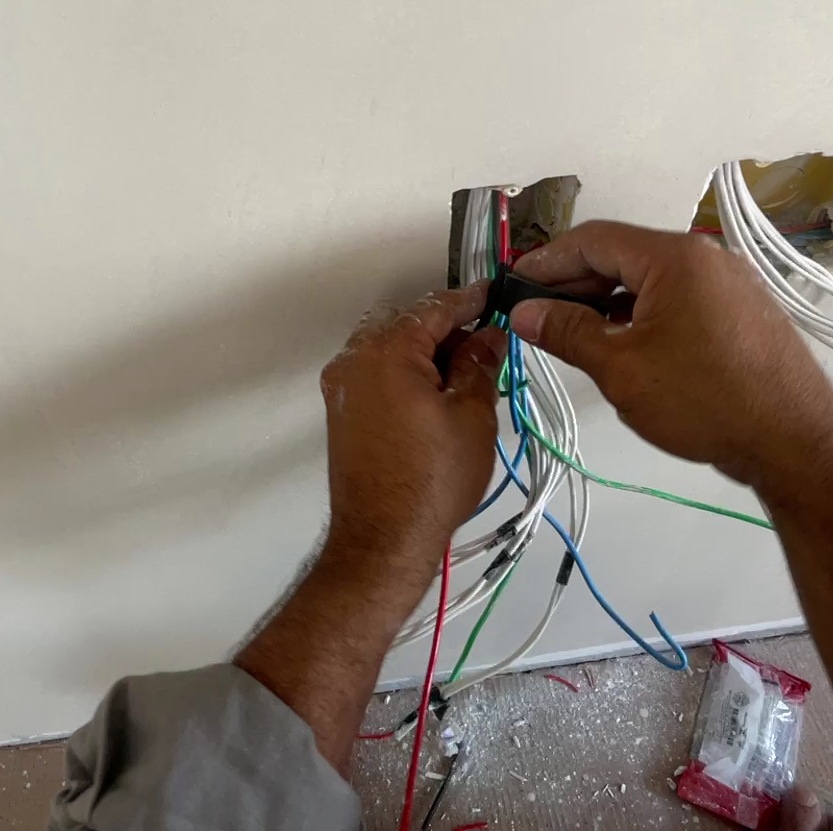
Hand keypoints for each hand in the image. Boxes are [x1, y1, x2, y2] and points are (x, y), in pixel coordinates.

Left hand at [317, 283, 506, 571]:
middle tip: (481, 345)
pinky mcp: (339, 409)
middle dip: (442, 326)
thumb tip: (488, 336)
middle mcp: (354, 359)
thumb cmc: (432, 480)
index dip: (468, 300)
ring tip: (461, 374)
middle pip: (403, 321)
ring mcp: (341, 385)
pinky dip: (401, 369)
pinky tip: (432, 392)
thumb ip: (479, 364)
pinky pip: (373, 369)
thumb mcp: (472, 415)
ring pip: (384, 344)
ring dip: (420, 348)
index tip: (492, 294)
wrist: (383, 538)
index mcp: (386, 351)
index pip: (433, 308)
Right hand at [507, 220, 832, 488]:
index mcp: (675, 257)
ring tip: (566, 327)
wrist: (798, 445)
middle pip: (620, 255)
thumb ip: (567, 332)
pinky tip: (614, 337)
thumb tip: (523, 313)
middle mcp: (704, 257)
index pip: (593, 240)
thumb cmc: (704, 401)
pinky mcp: (737, 310)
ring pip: (647, 278)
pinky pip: (674, 297)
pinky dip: (637, 311)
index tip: (513, 282)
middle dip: (572, 281)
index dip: (546, 260)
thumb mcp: (621, 367)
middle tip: (533, 309)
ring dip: (603, 298)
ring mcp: (726, 282)